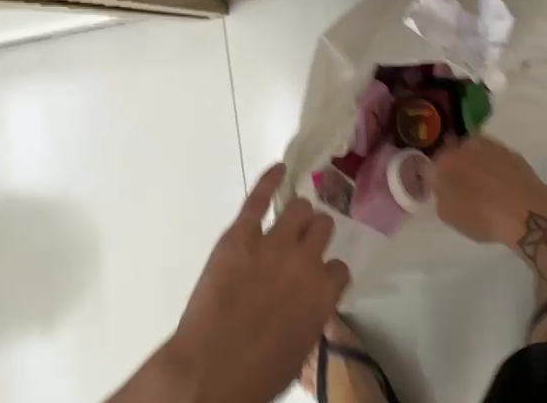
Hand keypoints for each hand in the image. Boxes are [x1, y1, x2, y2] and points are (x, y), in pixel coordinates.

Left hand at [158, 165, 349, 402]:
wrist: (207, 372)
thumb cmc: (255, 377)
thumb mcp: (298, 353)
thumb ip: (311, 318)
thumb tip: (309, 305)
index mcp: (323, 293)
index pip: (339, 268)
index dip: (327, 274)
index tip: (316, 282)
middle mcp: (305, 260)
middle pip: (323, 227)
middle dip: (315, 235)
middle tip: (302, 246)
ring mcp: (272, 244)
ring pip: (300, 208)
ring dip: (297, 215)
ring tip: (289, 222)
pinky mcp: (239, 236)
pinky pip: (258, 199)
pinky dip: (270, 180)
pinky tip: (278, 169)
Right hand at [433, 137, 546, 247]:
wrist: (526, 212)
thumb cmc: (481, 217)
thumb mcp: (448, 215)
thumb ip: (441, 195)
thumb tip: (443, 185)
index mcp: (446, 160)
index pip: (434, 165)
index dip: (439, 178)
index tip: (444, 190)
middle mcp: (467, 146)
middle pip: (457, 154)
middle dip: (458, 167)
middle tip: (464, 188)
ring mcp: (492, 146)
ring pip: (478, 154)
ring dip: (478, 165)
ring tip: (486, 188)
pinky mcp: (512, 152)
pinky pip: (497, 159)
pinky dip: (496, 168)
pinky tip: (502, 186)